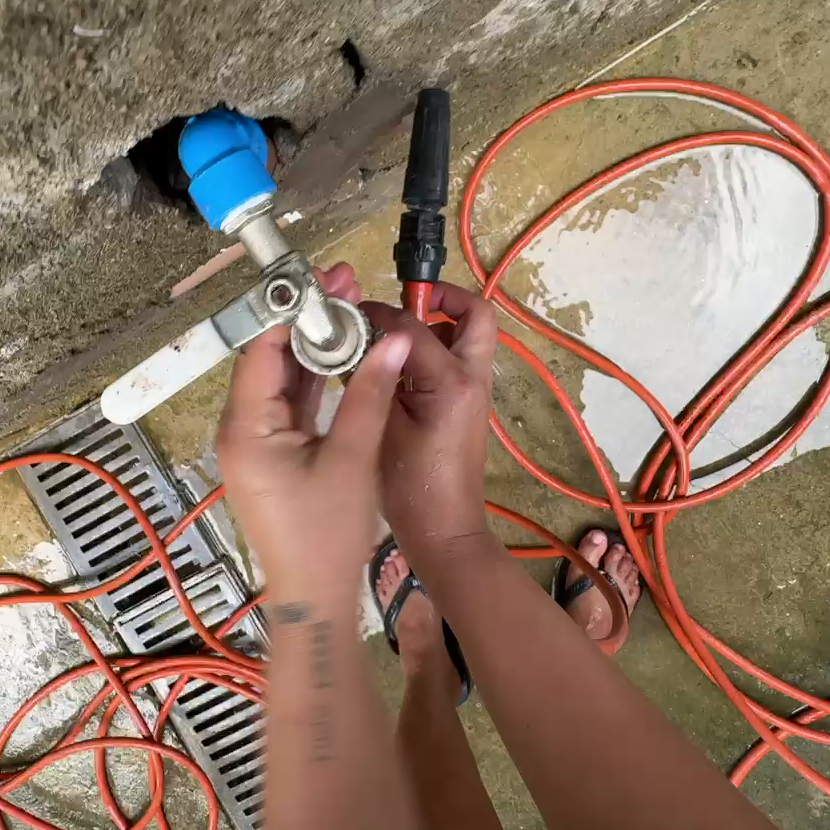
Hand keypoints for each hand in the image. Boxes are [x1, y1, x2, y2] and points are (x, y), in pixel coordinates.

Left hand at [216, 264, 410, 606]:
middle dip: (307, 323)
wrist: (315, 597)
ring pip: (283, 381)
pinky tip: (343, 354)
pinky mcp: (274, 454)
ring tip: (350, 309)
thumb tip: (394, 340)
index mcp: (246, 427)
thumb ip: (369, 393)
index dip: (293, 311)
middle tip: (345, 285)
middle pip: (270, 360)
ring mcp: (256, 442)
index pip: (262, 351)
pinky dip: (316, 381)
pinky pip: (292, 405)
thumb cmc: (327, 534)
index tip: (327, 280)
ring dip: (314, 349)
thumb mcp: (352, 457)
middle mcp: (241, 429)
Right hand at [359, 282, 497, 561]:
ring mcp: (476, 391)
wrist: (444, 531)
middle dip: (444, 297)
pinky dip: (436, 349)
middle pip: (476, 314)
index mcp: (451, 383)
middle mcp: (473, 379)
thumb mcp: (381, 427)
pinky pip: (459, 359)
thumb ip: (374, 378)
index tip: (352, 315)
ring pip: (471, 335)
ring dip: (440, 323)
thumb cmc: (408, 486)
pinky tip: (400, 368)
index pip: (413, 327)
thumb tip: (361, 341)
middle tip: (405, 303)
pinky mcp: (469, 404)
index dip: (379, 314)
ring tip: (397, 336)